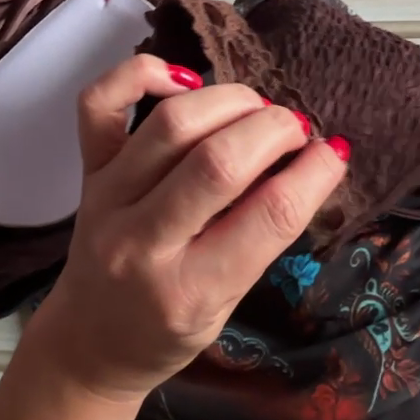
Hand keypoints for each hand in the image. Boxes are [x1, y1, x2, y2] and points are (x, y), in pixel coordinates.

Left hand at [25, 55, 348, 402]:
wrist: (90, 344)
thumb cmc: (169, 331)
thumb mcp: (229, 303)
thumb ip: (262, 234)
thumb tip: (312, 158)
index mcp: (189, 291)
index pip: (267, 217)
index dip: (312, 173)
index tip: (333, 151)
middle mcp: (141, 242)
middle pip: (217, 162)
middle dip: (273, 129)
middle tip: (295, 129)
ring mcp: (106, 199)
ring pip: (170, 123)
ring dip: (228, 101)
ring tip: (255, 109)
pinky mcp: (86, 170)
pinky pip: (99, 102)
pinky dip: (141, 75)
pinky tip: (182, 81)